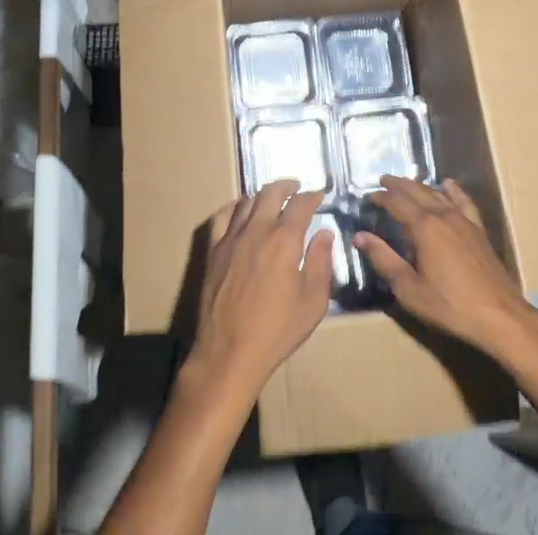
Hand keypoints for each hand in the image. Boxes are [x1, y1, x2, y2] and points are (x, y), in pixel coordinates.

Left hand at [188, 180, 335, 392]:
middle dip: (287, 186)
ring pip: (247, 201)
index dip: (313, 196)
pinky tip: (241, 211)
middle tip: (297, 188)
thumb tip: (324, 234)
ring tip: (273, 198)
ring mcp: (231, 238)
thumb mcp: (313, 302)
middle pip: (271, 193)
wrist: (229, 351)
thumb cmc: (277, 330)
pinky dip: (235, 207)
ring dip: (263, 195)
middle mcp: (257, 230)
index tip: (319, 196)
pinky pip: (222, 216)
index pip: (301, 204)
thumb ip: (320, 263)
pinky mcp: (213, 250)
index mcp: (284, 241)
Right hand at [355, 176, 537, 362]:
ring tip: (406, 183)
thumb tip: (360, 236)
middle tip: (383, 180)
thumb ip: (383, 259)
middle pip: (417, 192)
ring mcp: (464, 221)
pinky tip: (448, 184)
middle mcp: (444, 216)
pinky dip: (453, 191)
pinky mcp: (478, 230)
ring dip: (420, 186)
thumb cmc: (449, 305)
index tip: (369, 197)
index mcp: (424, 228)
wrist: (498, 316)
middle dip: (398, 185)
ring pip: (438, 194)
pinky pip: (463, 202)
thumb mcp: (408, 288)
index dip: (382, 197)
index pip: (397, 203)